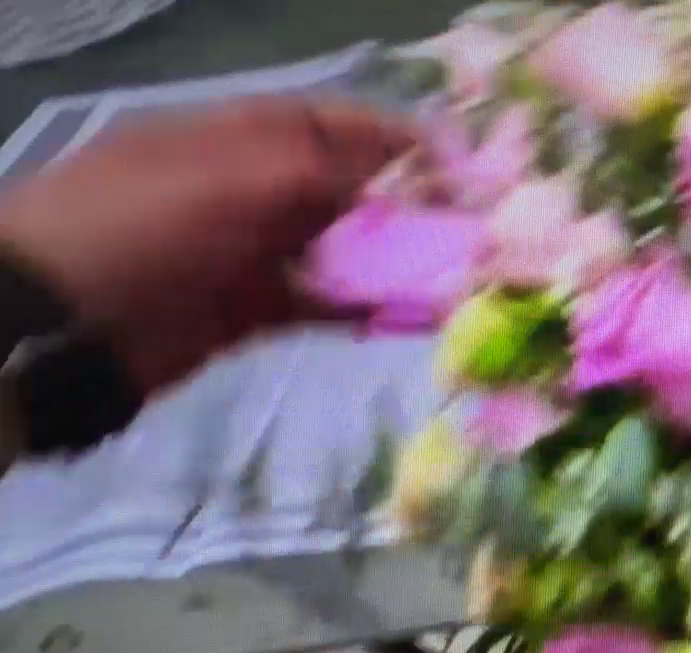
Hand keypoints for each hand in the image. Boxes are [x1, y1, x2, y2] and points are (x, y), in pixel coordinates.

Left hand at [0, 98, 413, 394]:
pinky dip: (368, 308)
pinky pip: (329, 303)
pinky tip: (407, 315)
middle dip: (401, 204)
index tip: (444, 158)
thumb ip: (313, 176)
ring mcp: (253, 253)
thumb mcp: (222, 184)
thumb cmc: (137, 232)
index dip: (379, 136)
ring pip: (342, 250)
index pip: (316, 127)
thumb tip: (394, 185)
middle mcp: (245, 194)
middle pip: (339, 191)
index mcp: (224, 147)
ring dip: (393, 261)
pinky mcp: (261, 307)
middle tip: (462, 224)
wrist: (65, 325)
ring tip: (449, 274)